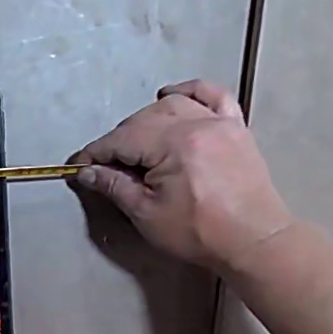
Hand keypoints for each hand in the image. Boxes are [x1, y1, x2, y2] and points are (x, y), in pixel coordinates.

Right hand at [69, 80, 295, 274]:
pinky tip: (171, 95)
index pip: (120, 140)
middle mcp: (197, 124)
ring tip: (134, 144)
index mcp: (174, 144)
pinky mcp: (235, 129)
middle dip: (117, 141)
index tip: (78, 166)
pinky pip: (213, 96)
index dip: (94, 154)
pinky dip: (190, 92)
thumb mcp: (145, 213)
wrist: (255, 242)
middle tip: (104, 167)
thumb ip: (114, 186)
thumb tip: (87, 172)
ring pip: (171, 106)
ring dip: (145, 120)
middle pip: (142, 120)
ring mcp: (220, 123)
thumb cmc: (198, 232)